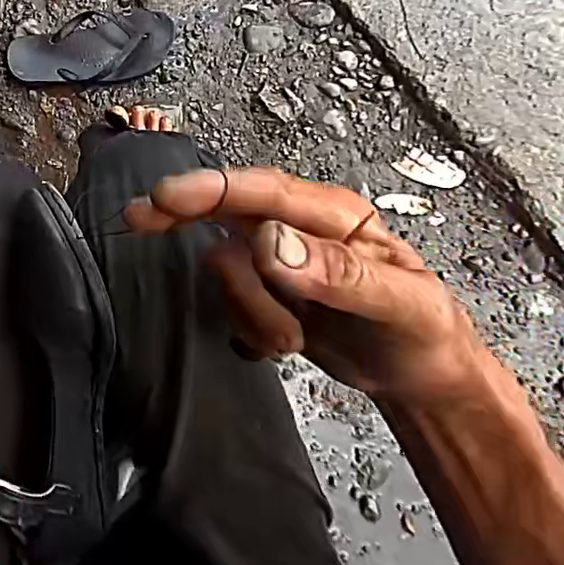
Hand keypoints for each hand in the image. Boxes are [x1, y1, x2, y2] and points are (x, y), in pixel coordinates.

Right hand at [125, 166, 485, 403]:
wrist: (418, 375)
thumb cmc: (422, 331)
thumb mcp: (401, 305)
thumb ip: (338, 272)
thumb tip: (271, 242)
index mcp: (335, 215)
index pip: (265, 191)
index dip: (211, 189)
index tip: (166, 197)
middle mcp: (298, 228)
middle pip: (226, 210)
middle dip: (185, 213)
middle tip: (141, 219)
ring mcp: (275, 260)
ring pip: (224, 268)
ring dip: (248, 309)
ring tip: (292, 340)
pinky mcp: (262, 291)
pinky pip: (227, 300)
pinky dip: (245, 326)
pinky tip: (279, 343)